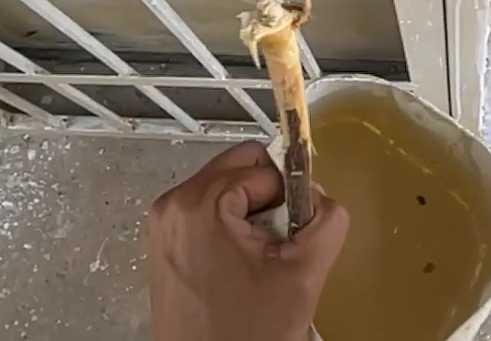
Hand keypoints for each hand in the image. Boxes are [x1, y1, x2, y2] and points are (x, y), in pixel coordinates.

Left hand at [147, 142, 350, 340]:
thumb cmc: (249, 332)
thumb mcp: (304, 273)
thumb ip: (327, 219)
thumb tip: (319, 194)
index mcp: (200, 202)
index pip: (266, 169)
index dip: (288, 200)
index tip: (290, 238)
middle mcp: (173, 203)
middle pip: (242, 167)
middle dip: (269, 198)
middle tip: (277, 244)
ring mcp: (163, 224)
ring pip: (227, 187)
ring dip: (252, 213)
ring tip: (258, 260)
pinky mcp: (163, 244)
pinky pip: (208, 210)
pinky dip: (231, 226)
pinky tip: (239, 267)